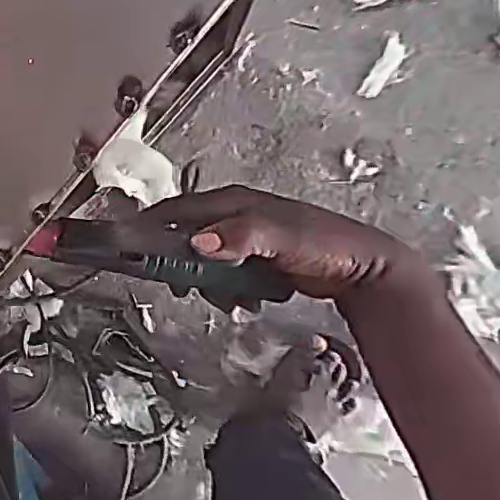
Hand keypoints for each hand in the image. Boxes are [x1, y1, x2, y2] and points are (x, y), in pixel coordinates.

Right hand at [142, 185, 432, 300]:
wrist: (367, 271)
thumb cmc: (326, 245)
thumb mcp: (280, 237)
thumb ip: (239, 237)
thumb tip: (198, 242)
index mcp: (234, 201)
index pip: (179, 209)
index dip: (153, 226)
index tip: (132, 245)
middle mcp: (235, 215)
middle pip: (188, 236)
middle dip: (184, 263)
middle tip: (186, 286)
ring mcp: (246, 237)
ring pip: (206, 259)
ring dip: (210, 281)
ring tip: (231, 297)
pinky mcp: (255, 258)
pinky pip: (226, 273)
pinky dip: (228, 288)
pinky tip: (246, 298)